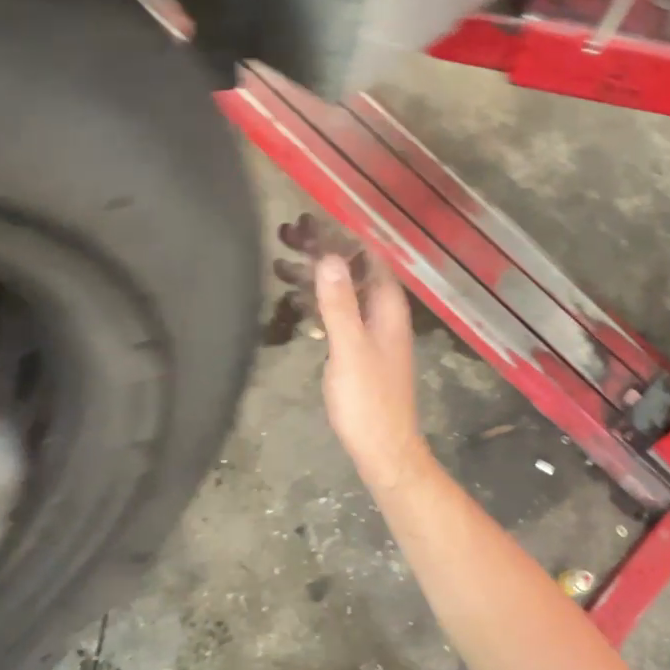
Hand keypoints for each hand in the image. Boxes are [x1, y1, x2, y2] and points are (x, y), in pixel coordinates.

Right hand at [274, 215, 427, 490]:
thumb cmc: (368, 401)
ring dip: (317, 277)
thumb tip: (329, 256)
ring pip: (344, 293)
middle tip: (286, 235)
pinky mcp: (360, 352)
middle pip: (354, 271)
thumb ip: (339, 303)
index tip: (309, 220)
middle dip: (323, 252)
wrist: (383, 449)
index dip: (341, 235)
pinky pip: (340, 316)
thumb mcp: (350, 348)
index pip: (369, 256)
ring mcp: (374, 334)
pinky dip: (320, 304)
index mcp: (389, 308)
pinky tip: (295, 301)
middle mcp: (385, 315)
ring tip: (280, 261)